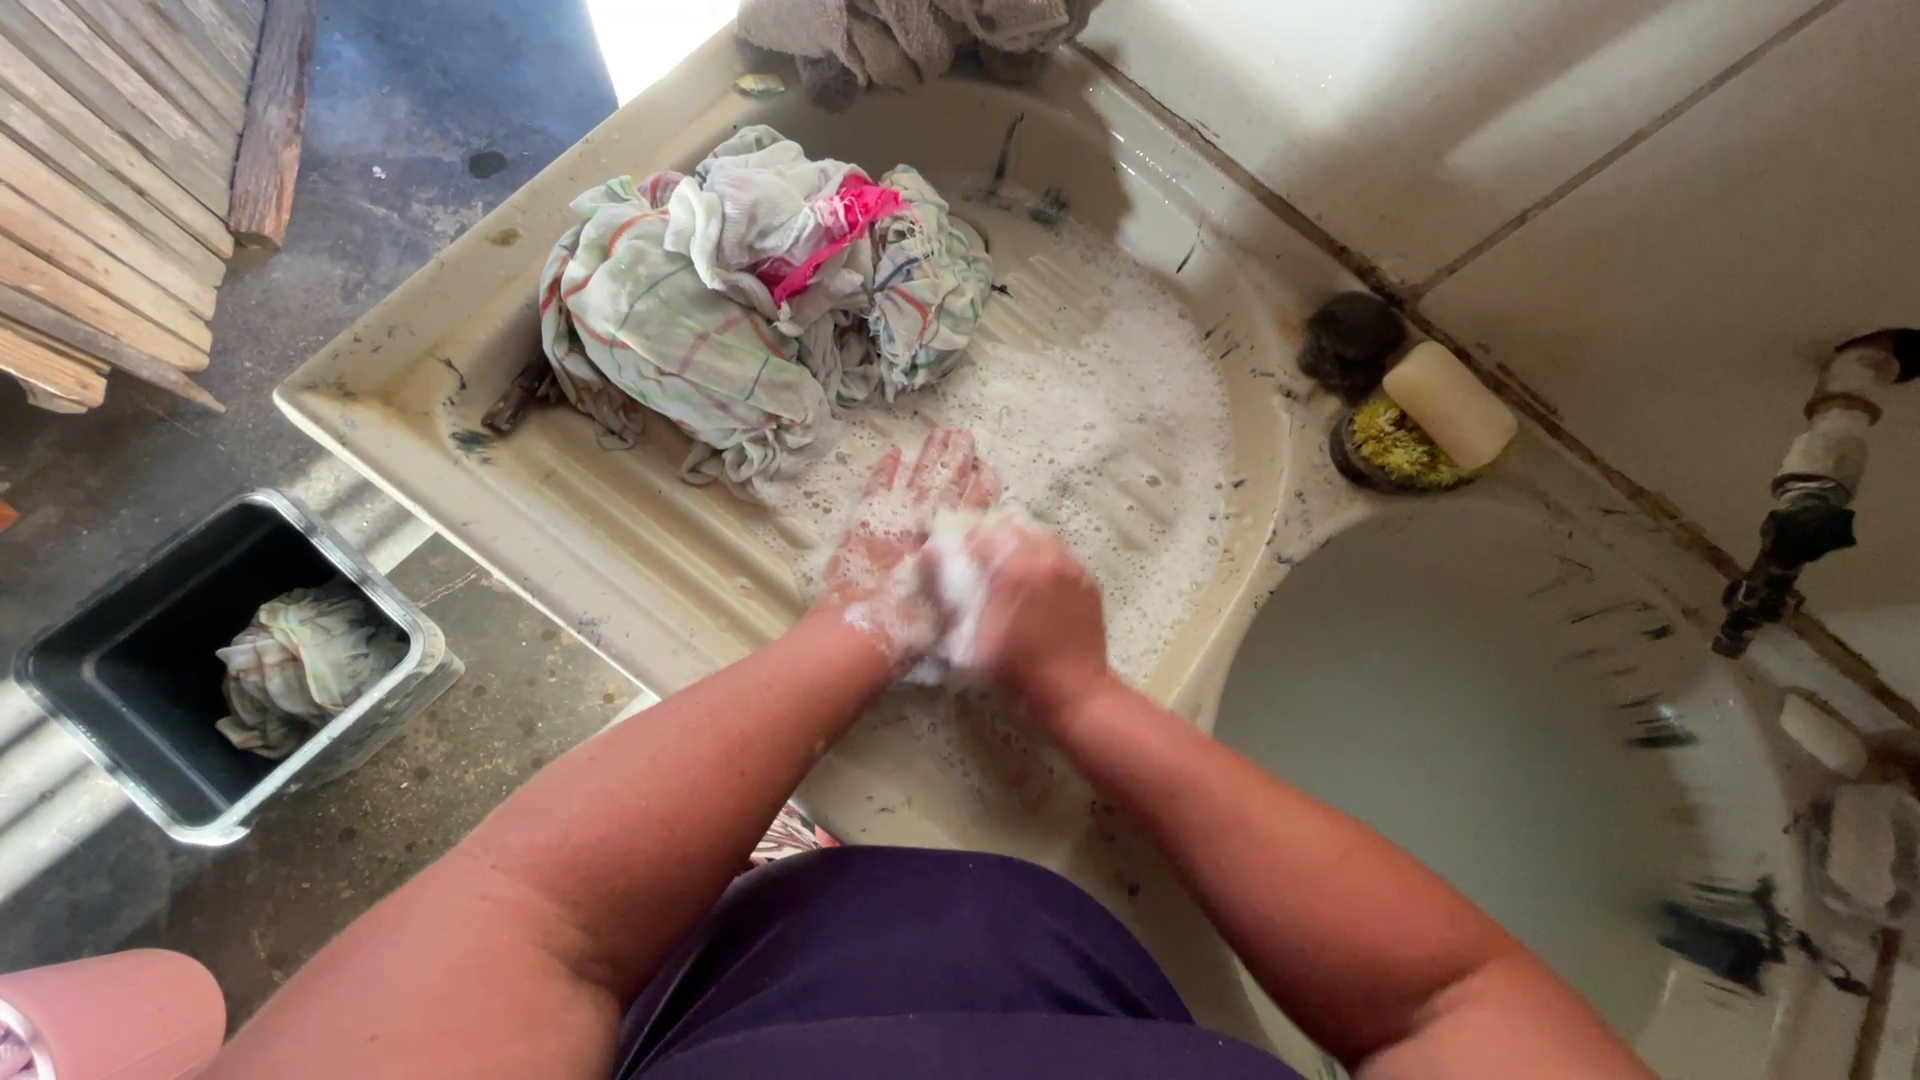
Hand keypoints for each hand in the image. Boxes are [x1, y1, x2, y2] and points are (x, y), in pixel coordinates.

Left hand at [815, 429, 996, 654]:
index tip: (988, 467)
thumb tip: (976, 564)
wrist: (858, 630)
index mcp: (951, 546)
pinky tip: (894, 453)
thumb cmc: (908, 631)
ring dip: (928, 456)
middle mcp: (926, 526)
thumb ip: (963, 584)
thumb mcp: (950, 612)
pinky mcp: (863, 523)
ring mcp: (893, 520)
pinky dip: (885, 471)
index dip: (981, 487)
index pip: (972, 508)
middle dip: (956, 460)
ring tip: (940, 432)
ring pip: (916, 478)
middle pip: (944, 484)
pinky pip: (877, 488)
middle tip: (964, 434)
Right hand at [953, 523, 1111, 718]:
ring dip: (1023, 542)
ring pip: (1042, 536)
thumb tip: (940, 582)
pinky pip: (1062, 556)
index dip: (967, 541)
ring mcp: (1069, 568)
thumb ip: (954, 606)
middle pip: (1014, 528)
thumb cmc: (1018, 670)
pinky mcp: (1087, 581)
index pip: (983, 537)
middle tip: (986, 553)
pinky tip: (1040, 578)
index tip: (960, 551)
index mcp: (1012, 572)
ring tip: (1014, 560)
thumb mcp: (973, 644)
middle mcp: (1043, 560)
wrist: (1074, 688)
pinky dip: (1047, 558)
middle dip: (996, 536)